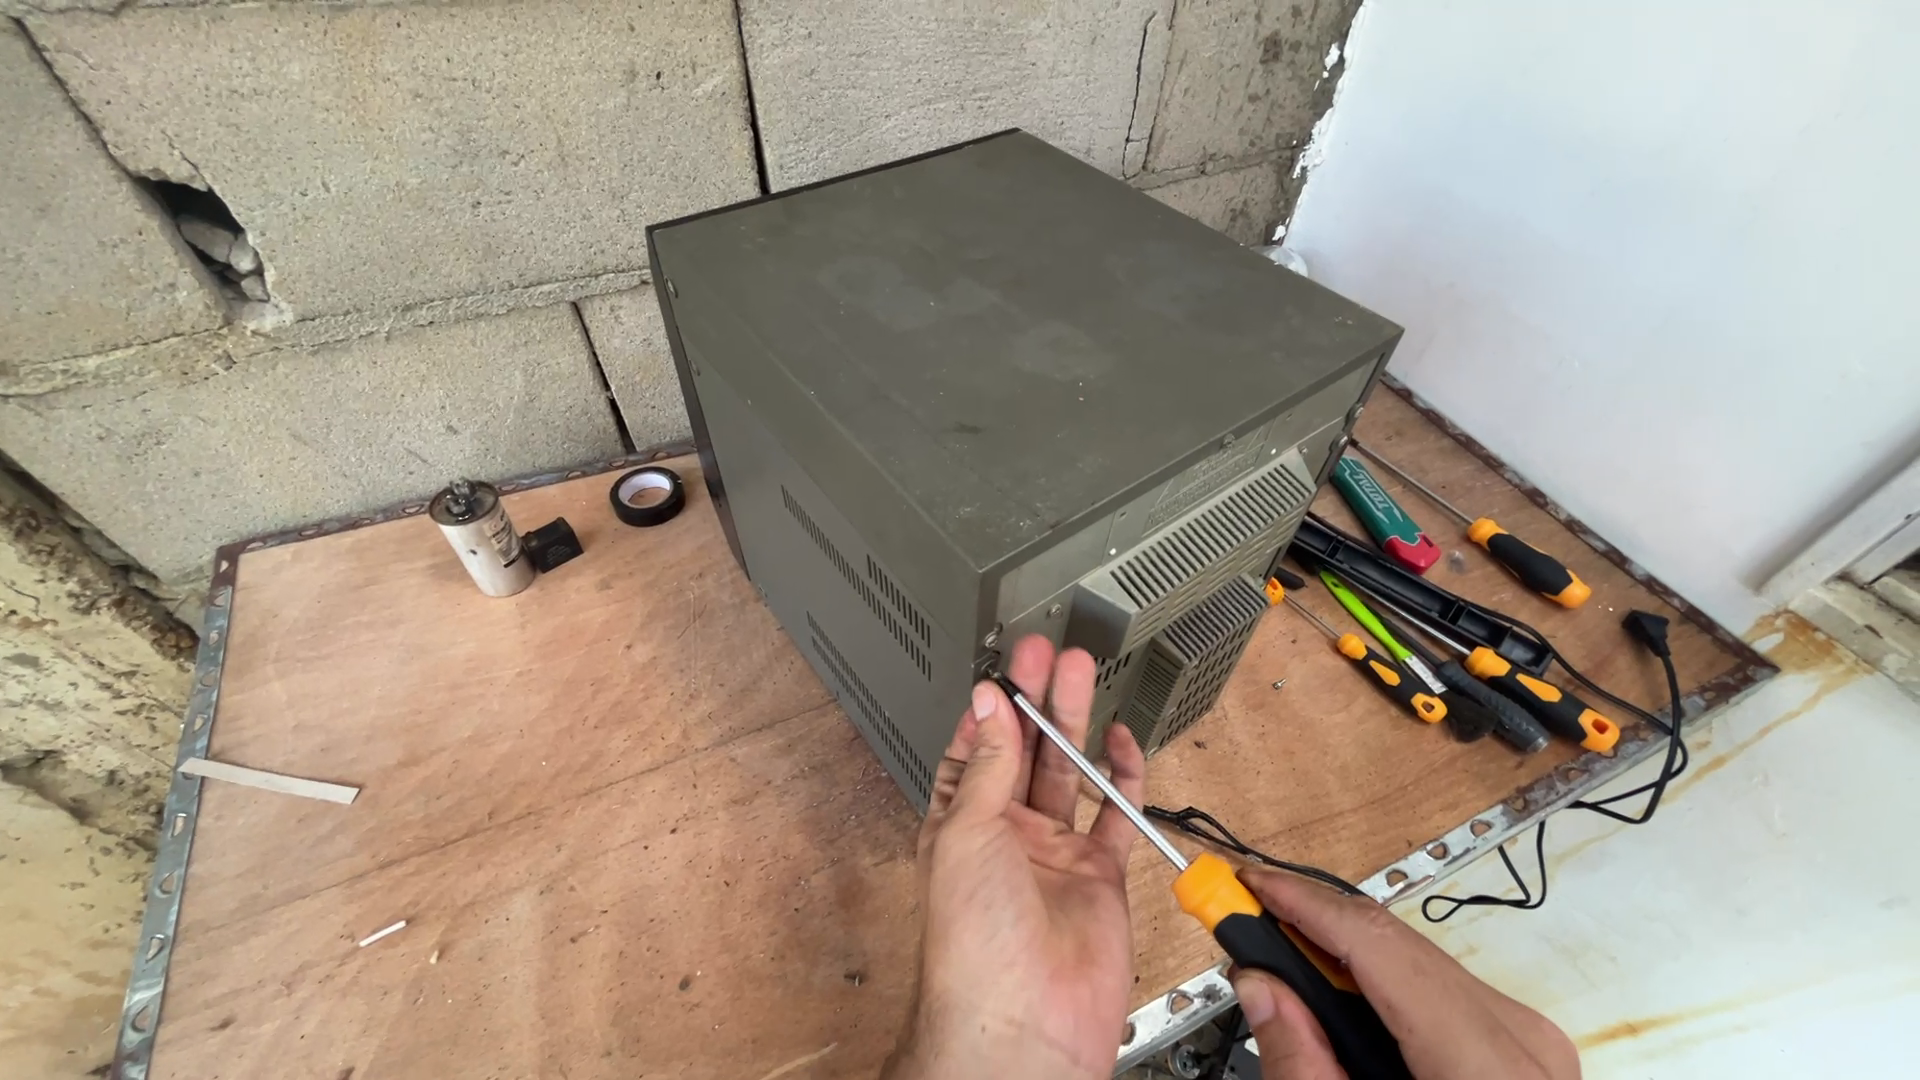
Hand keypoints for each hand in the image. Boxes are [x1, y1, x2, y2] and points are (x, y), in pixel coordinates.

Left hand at [881, 635, 1147, 1079]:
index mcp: (962, 821)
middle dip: (1035, 698)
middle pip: (1024, 748)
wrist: (1026, 1020)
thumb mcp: (967, 832)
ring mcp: (1053, 849)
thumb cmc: (972, 940)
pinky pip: (1113, 813)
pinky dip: (1120, 777)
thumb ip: (987, 764)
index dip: (989, 706)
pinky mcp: (1098, 871)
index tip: (1004, 667)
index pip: (975, 746)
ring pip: (1068, 769)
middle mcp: (1006, 831)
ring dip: (1074, 721)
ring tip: (1079, 671)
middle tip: (1045, 652)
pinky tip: (1118, 741)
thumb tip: (989, 704)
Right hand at [1231, 869, 1579, 1078]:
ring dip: (1336, 945)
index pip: (1375, 942)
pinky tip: (1333, 987)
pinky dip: (1372, 972)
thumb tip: (1257, 984)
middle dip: (1308, 918)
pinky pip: (1428, 979)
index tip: (1244, 882)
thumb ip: (1303, 1065)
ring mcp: (1524, 1034)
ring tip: (1279, 954)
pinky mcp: (1516, 1039)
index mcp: (1485, 1065)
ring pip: (1406, 951)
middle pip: (1388, 939)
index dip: (1302, 902)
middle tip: (1241, 913)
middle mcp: (1516, 1034)